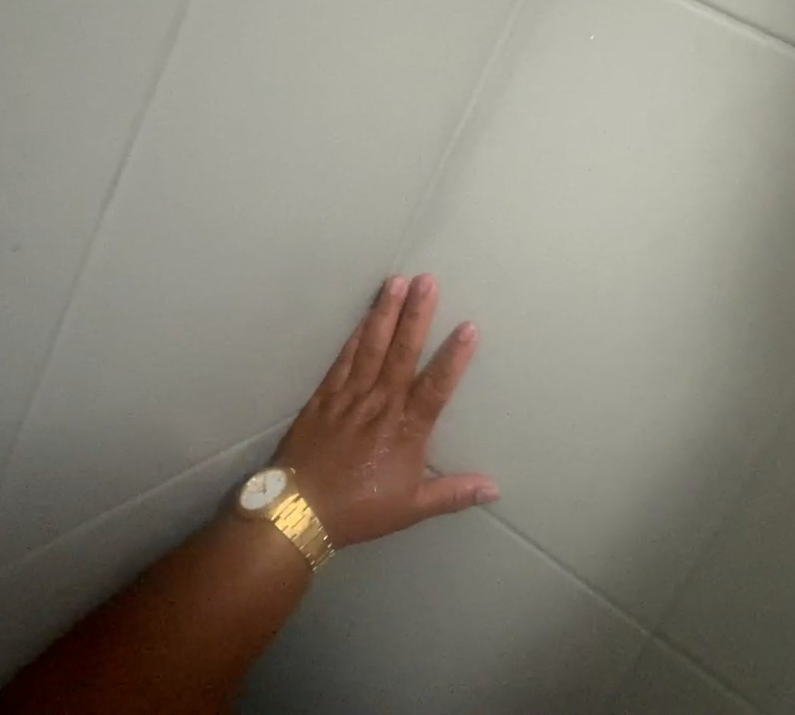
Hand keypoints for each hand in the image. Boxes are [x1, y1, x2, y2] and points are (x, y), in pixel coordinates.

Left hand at [271, 274, 497, 547]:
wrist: (299, 512)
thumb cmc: (360, 509)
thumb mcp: (411, 507)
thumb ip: (454, 493)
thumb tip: (495, 488)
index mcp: (406, 430)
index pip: (436, 387)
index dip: (453, 358)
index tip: (468, 327)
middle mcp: (381, 405)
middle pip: (403, 353)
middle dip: (417, 315)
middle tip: (427, 281)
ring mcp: (351, 396)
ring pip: (373, 348)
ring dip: (386, 313)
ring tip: (397, 282)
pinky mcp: (325, 396)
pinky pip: (344, 359)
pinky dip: (356, 335)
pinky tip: (366, 314)